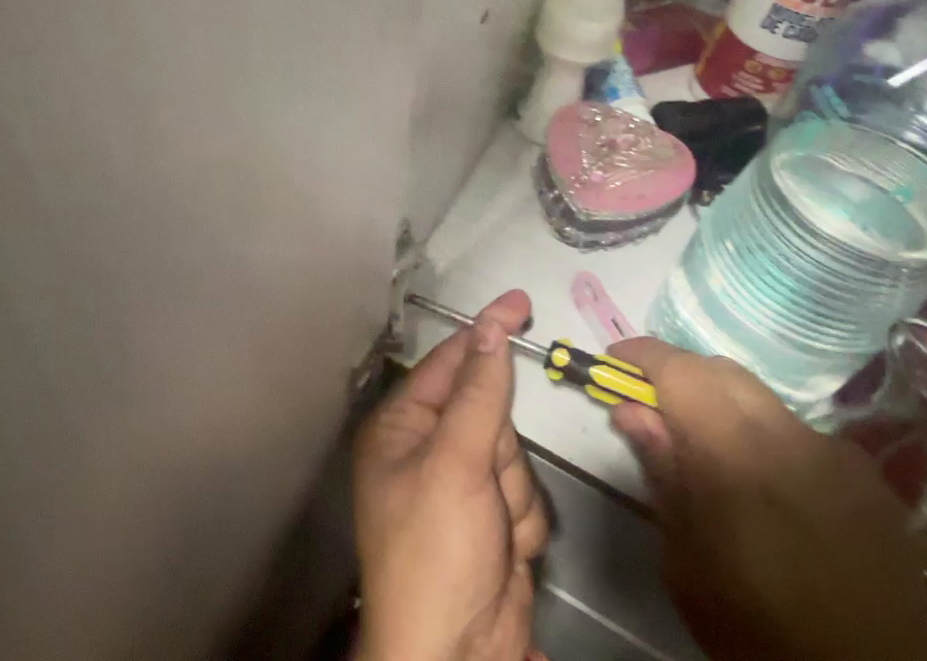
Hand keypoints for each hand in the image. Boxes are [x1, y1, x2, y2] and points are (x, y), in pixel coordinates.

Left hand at [352, 290, 548, 660]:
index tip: (520, 302)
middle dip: (499, 452)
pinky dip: (521, 525)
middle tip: (483, 486)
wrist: (456, 653)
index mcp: (401, 428)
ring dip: (512, 494)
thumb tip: (490, 328)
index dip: (485, 332)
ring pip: (515, 456)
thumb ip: (480, 393)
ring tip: (489, 530)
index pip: (450, 362)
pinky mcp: (491, 521)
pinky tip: (502, 553)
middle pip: (492, 411)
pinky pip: (525, 497)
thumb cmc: (435, 551)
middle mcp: (428, 450)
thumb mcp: (455, 464)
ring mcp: (461, 488)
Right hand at [607, 339, 926, 660]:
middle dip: (681, 377)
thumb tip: (632, 411)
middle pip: (724, 373)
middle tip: (651, 409)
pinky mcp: (871, 479)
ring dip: (726, 410)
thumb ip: (662, 474)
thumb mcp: (685, 561)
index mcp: (737, 457)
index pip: (681, 372)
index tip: (613, 364)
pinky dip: (769, 442)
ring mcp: (839, 454)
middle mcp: (792, 437)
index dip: (642, 356)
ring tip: (709, 456)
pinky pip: (804, 437)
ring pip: (765, 402)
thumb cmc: (756, 632)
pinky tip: (769, 492)